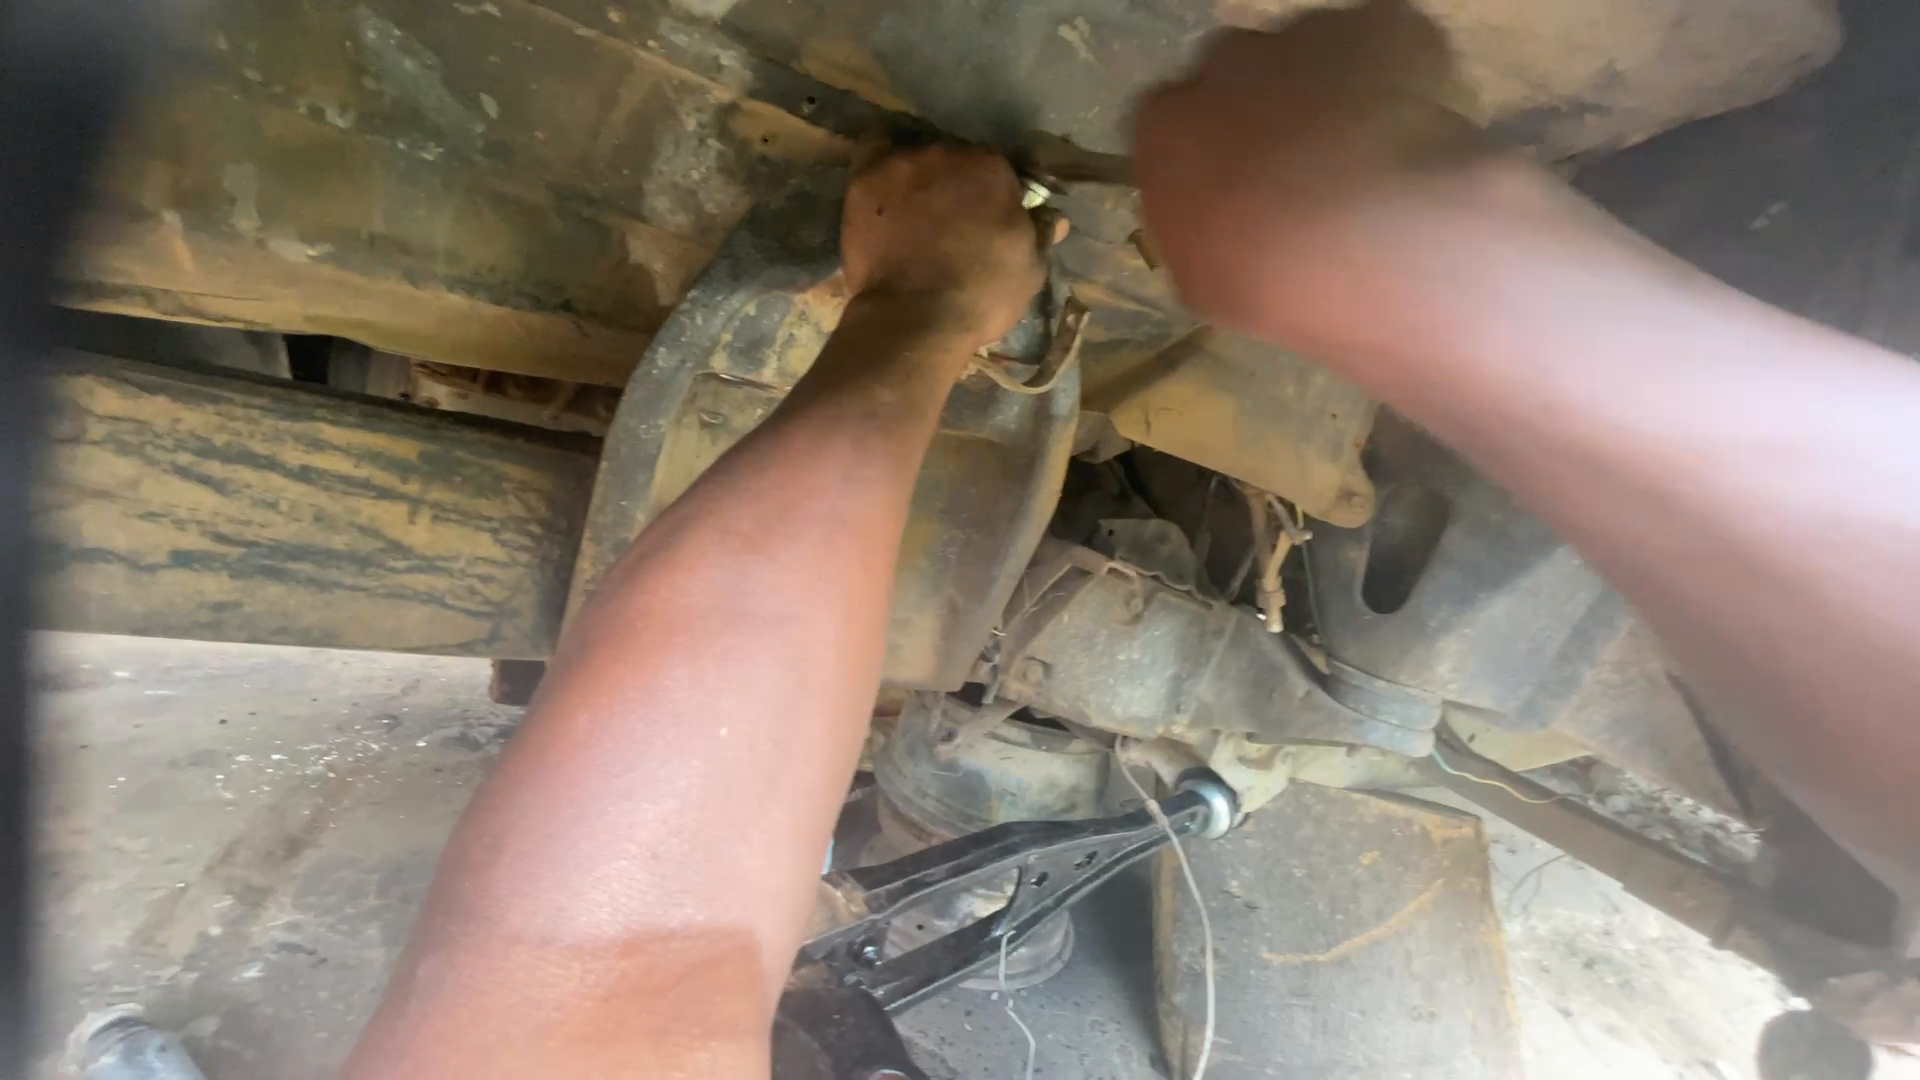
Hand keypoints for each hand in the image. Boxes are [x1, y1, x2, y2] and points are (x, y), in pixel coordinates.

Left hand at [840, 142, 1051, 351]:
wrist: (916, 318)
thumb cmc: (981, 297)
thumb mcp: (1029, 272)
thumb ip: (1039, 237)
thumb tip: (1054, 219)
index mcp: (993, 168)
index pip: (996, 169)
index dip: (992, 197)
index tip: (987, 222)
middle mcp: (948, 152)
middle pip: (953, 159)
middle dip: (954, 185)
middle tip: (949, 223)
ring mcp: (903, 164)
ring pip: (914, 157)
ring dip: (918, 177)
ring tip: (914, 212)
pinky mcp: (864, 181)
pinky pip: (871, 152)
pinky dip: (880, 166)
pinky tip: (883, 190)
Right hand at [1132, 0, 1498, 348]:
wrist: (1369, 237)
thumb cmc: (1261, 275)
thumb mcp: (1199, 281)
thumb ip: (1192, 233)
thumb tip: (1210, 226)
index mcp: (1163, 128)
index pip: (1163, 127)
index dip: (1193, 157)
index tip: (1217, 191)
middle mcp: (1221, 63)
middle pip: (1227, 79)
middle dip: (1250, 118)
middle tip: (1282, 177)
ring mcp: (1301, 36)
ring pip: (1301, 59)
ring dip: (1315, 100)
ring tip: (1348, 164)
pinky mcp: (1379, 23)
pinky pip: (1374, 48)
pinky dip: (1384, 84)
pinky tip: (1396, 140)